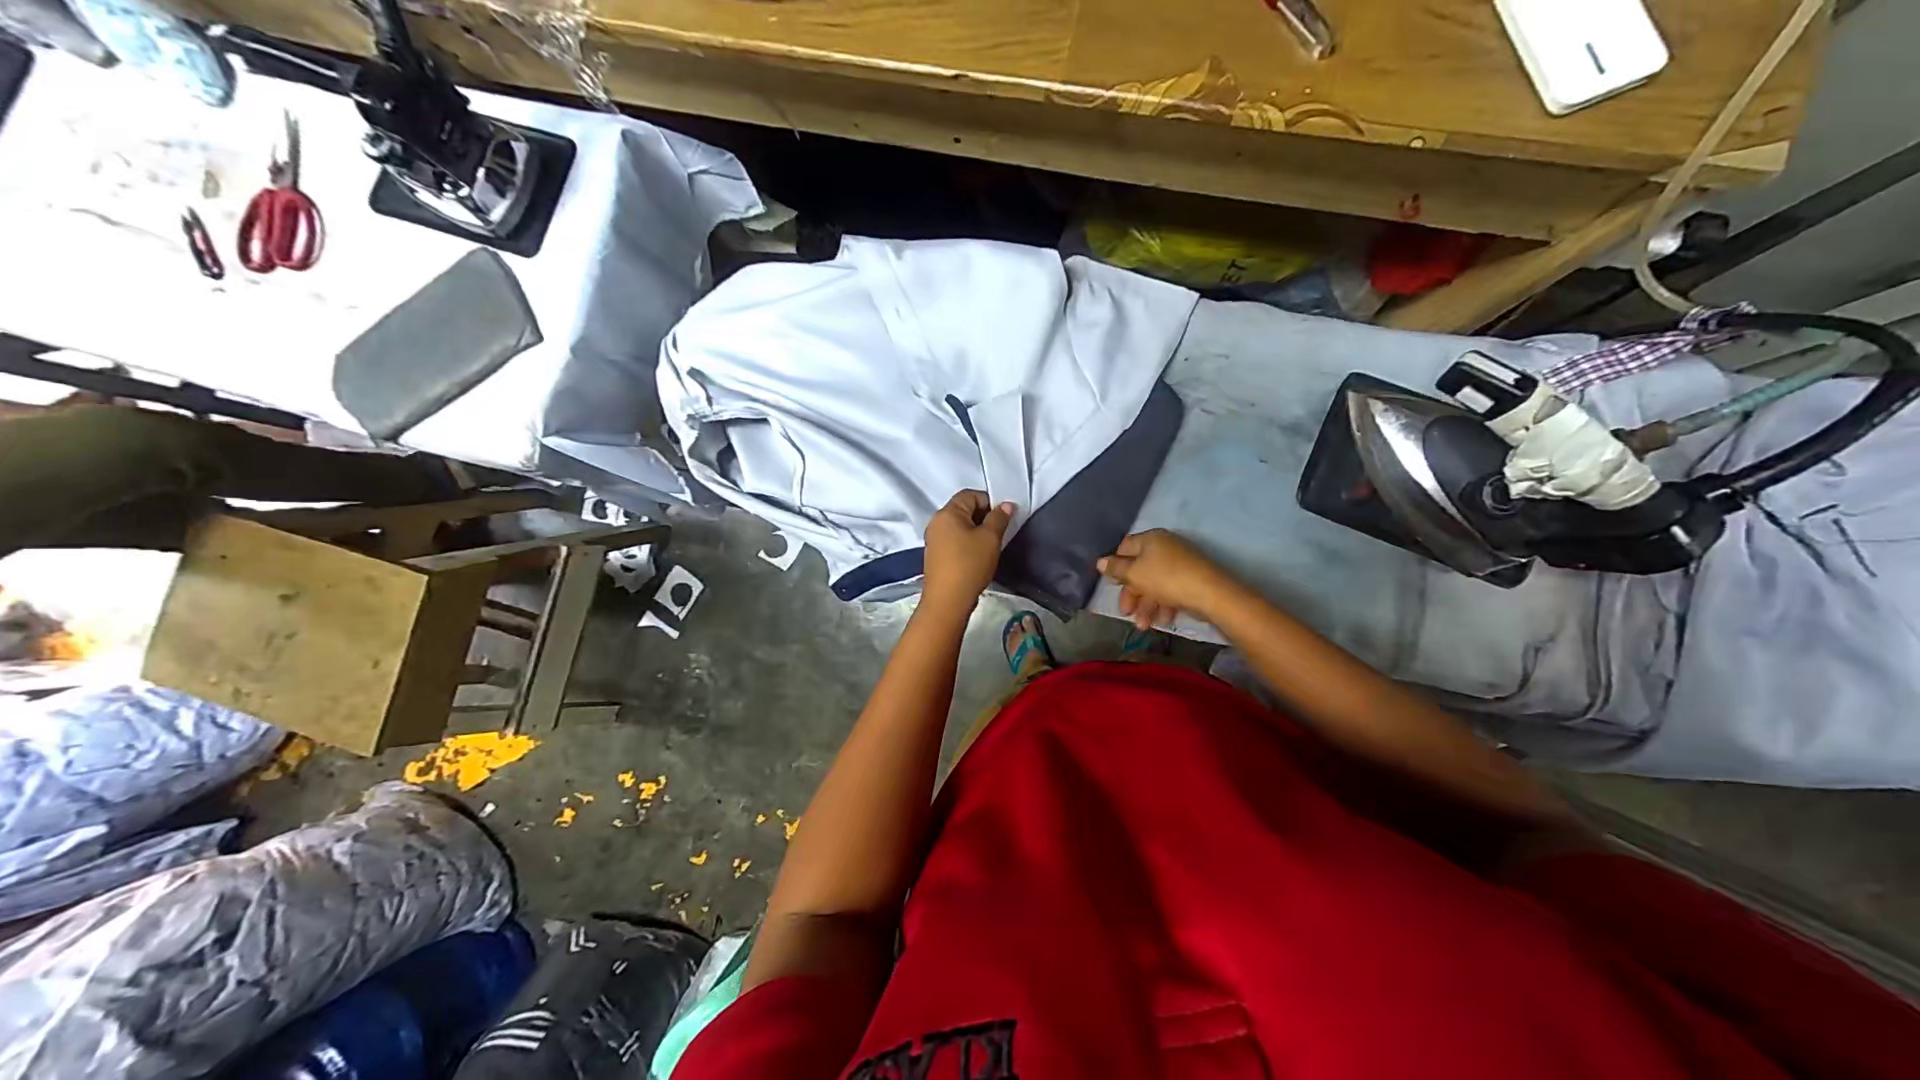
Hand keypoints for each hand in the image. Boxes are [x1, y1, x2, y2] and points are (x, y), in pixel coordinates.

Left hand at [922, 490, 1014, 612]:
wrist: (948, 600)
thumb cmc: (969, 564)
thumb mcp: (990, 539)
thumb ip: (999, 518)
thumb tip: (1006, 505)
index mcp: (947, 513)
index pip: (970, 495)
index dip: (989, 501)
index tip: (1003, 517)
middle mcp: (936, 522)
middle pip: (964, 509)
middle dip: (984, 516)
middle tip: (999, 532)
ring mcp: (934, 539)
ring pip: (960, 526)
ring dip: (977, 531)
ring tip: (991, 546)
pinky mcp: (936, 555)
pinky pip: (954, 540)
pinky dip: (967, 542)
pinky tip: (978, 556)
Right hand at [1097, 529, 1236, 629]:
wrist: (1211, 593)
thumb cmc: (1166, 579)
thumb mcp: (1134, 574)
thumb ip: (1115, 569)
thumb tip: (1100, 562)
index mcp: (1150, 539)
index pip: (1124, 548)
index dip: (1115, 566)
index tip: (1111, 584)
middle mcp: (1164, 547)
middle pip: (1139, 569)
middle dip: (1131, 594)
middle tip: (1126, 612)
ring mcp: (1180, 563)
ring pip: (1154, 583)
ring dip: (1146, 605)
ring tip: (1144, 626)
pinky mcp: (1191, 579)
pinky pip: (1170, 590)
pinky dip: (1164, 604)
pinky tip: (1163, 620)